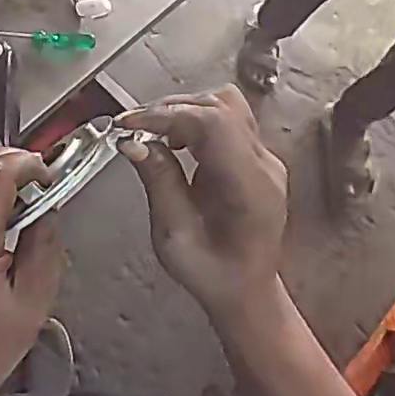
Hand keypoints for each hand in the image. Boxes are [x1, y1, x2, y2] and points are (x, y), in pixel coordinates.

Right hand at [118, 86, 288, 319]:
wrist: (247, 290)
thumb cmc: (213, 275)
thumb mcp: (175, 237)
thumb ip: (159, 182)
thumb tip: (134, 142)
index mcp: (249, 188)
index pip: (213, 124)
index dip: (166, 115)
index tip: (129, 124)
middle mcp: (264, 166)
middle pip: (219, 107)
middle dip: (169, 109)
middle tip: (133, 127)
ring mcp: (265, 158)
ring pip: (225, 105)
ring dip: (183, 109)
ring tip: (152, 130)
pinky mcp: (256, 156)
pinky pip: (227, 119)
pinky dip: (194, 118)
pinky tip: (174, 137)